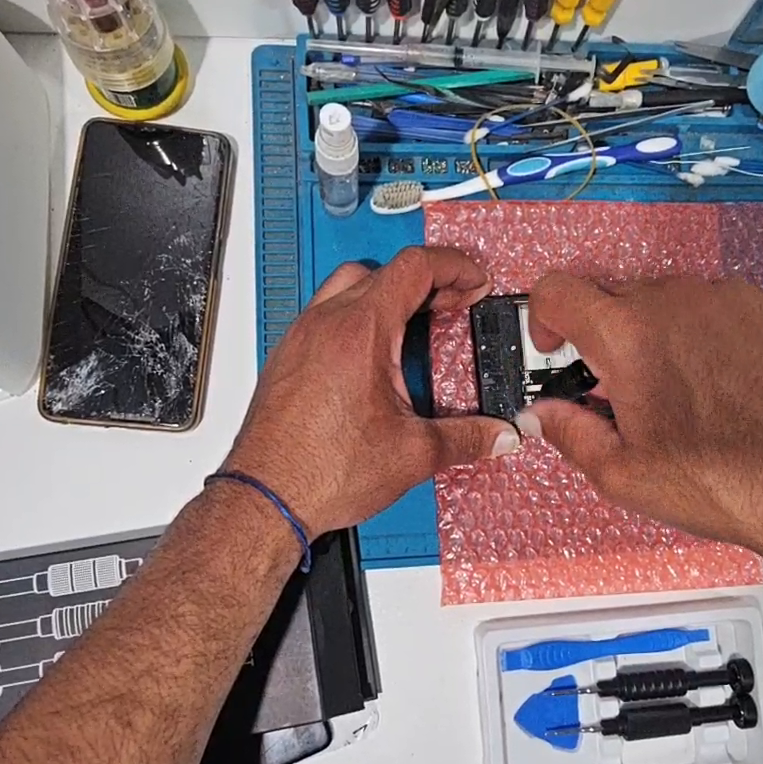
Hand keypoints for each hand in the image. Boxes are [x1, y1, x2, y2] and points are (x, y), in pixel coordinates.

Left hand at [226, 247, 519, 536]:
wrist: (265, 497)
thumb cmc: (319, 470)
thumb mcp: (413, 453)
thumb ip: (465, 437)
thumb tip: (497, 434)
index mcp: (360, 330)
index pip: (414, 267)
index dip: (455, 266)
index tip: (473, 281)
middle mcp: (325, 323)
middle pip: (383, 271)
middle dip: (427, 281)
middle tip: (453, 305)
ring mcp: (301, 338)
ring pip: (348, 286)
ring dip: (387, 295)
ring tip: (414, 327)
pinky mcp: (287, 358)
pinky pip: (325, 315)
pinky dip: (357, 319)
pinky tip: (374, 359)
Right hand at [521, 274, 762, 569]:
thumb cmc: (726, 482)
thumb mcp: (624, 474)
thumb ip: (568, 433)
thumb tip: (543, 413)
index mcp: (629, 336)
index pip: (557, 289)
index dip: (543, 317)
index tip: (557, 346)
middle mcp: (677, 300)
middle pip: (614, 295)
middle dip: (605, 338)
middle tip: (623, 391)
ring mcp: (731, 298)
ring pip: (669, 301)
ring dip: (660, 335)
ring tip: (686, 394)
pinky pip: (721, 307)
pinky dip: (710, 334)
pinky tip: (729, 384)